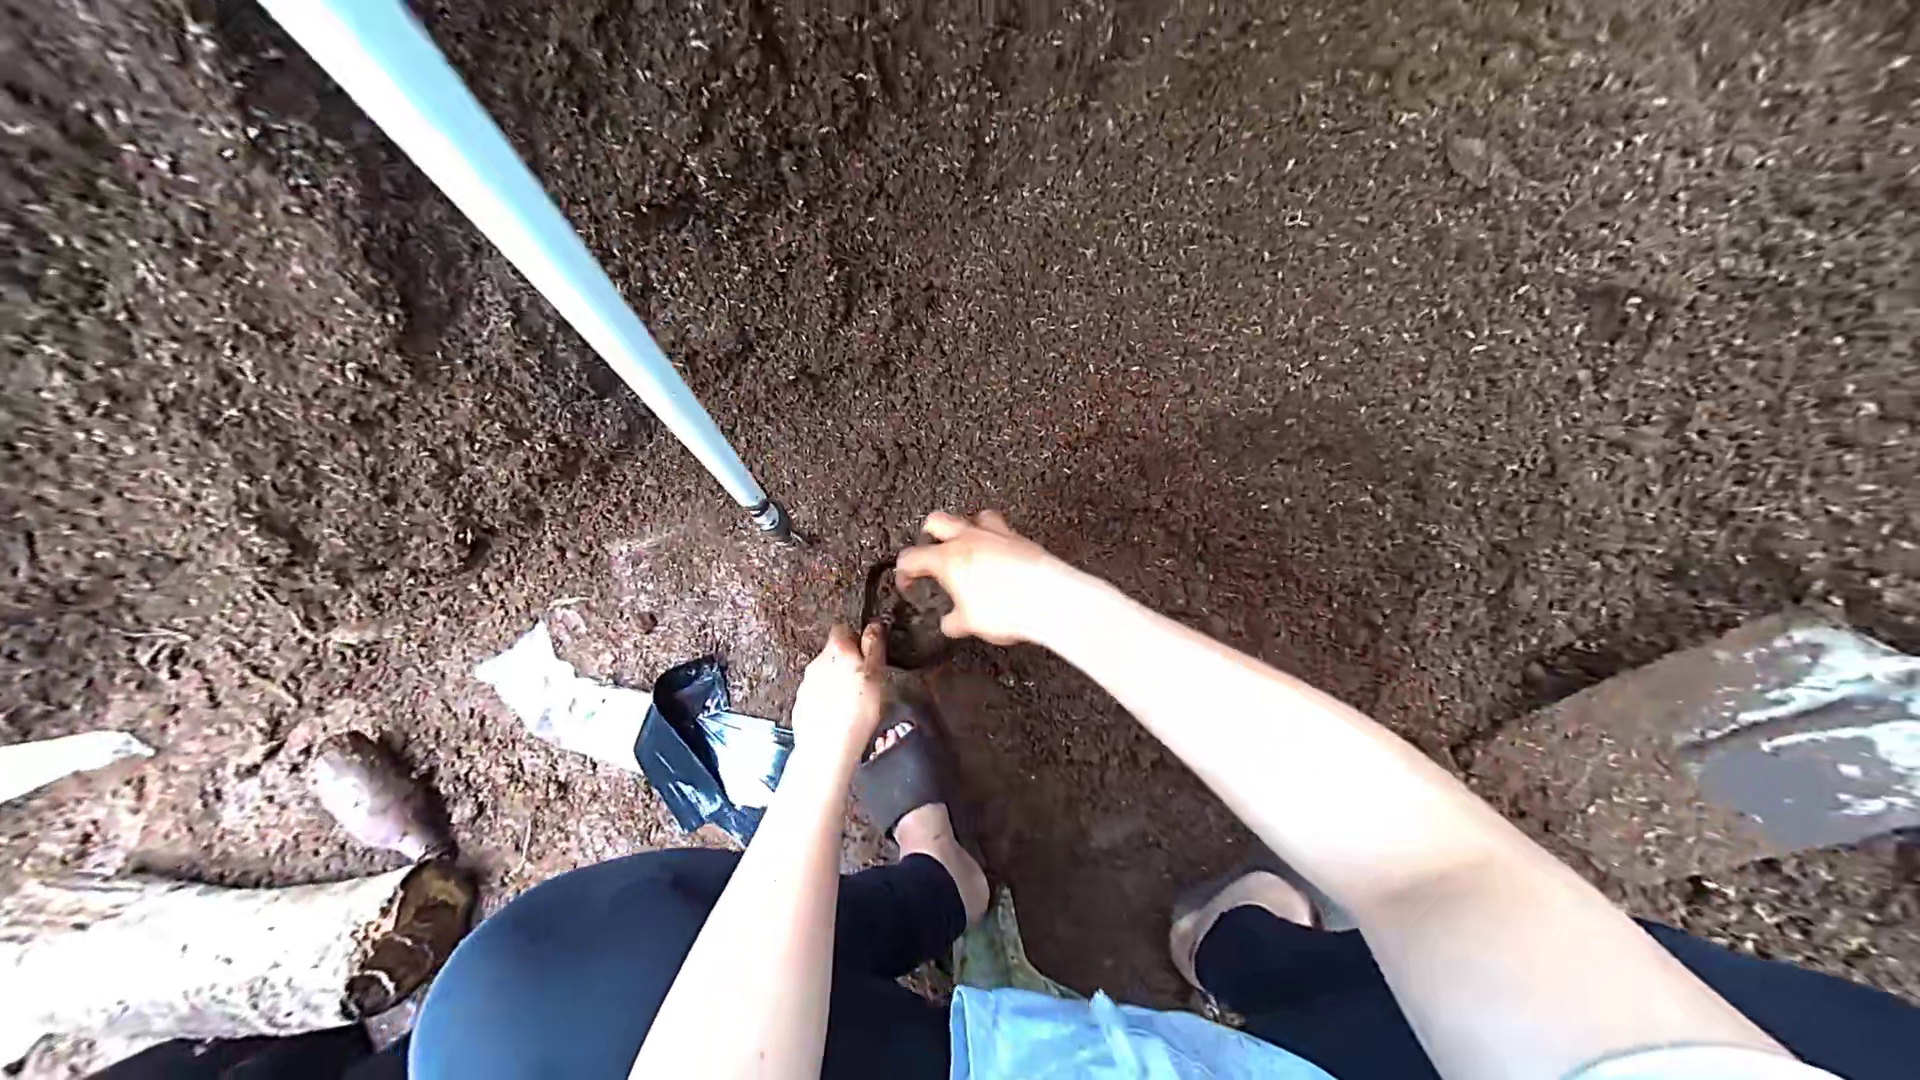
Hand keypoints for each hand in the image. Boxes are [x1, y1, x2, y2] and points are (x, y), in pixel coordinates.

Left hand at [790, 623, 888, 766]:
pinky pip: (816, 695)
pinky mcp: (801, 705)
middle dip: (847, 662)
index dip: (856, 638)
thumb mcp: (875, 675)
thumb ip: (873, 647)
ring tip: (852, 701)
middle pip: (833, 653)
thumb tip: (873, 626)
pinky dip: (826, 700)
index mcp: (836, 651)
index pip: (843, 628)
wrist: (826, 749)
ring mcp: (806, 685)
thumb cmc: (855, 713)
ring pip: (824, 674)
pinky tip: (839, 714)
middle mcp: (817, 663)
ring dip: (836, 681)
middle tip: (864, 679)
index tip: (866, 651)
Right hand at [895, 510, 1081, 645]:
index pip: (912, 557)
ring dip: (967, 528)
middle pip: (937, 521)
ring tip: (967, 543)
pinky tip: (998, 551)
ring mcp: (996, 534)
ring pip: (973, 516)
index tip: (907, 579)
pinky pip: (1001, 528)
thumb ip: (954, 621)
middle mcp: (969, 539)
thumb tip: (950, 623)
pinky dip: (995, 538)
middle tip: (930, 548)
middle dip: (929, 533)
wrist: (1047, 599)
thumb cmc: (1007, 609)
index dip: (904, 570)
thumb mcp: (970, 624)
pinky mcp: (1019, 538)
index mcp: (947, 559)